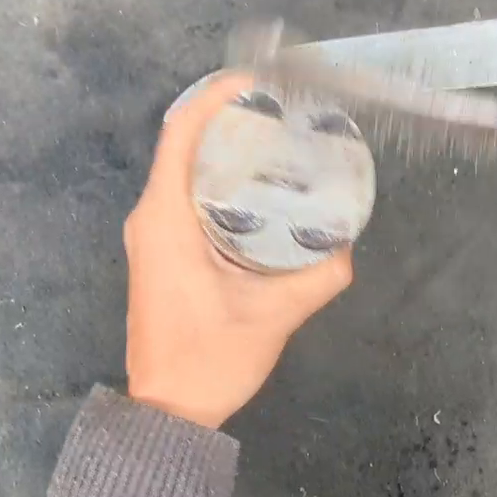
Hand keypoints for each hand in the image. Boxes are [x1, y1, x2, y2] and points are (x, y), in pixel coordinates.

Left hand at [124, 72, 353, 428]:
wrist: (167, 411)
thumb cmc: (210, 361)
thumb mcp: (273, 318)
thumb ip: (317, 279)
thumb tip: (346, 248)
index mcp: (165, 220)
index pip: (181, 134)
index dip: (216, 98)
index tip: (258, 85)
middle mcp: (149, 219)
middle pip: (184, 148)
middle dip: (230, 124)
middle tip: (283, 119)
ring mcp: (150, 238)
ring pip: (184, 175)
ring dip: (224, 157)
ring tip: (277, 149)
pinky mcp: (158, 256)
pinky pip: (184, 201)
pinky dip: (217, 187)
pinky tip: (258, 196)